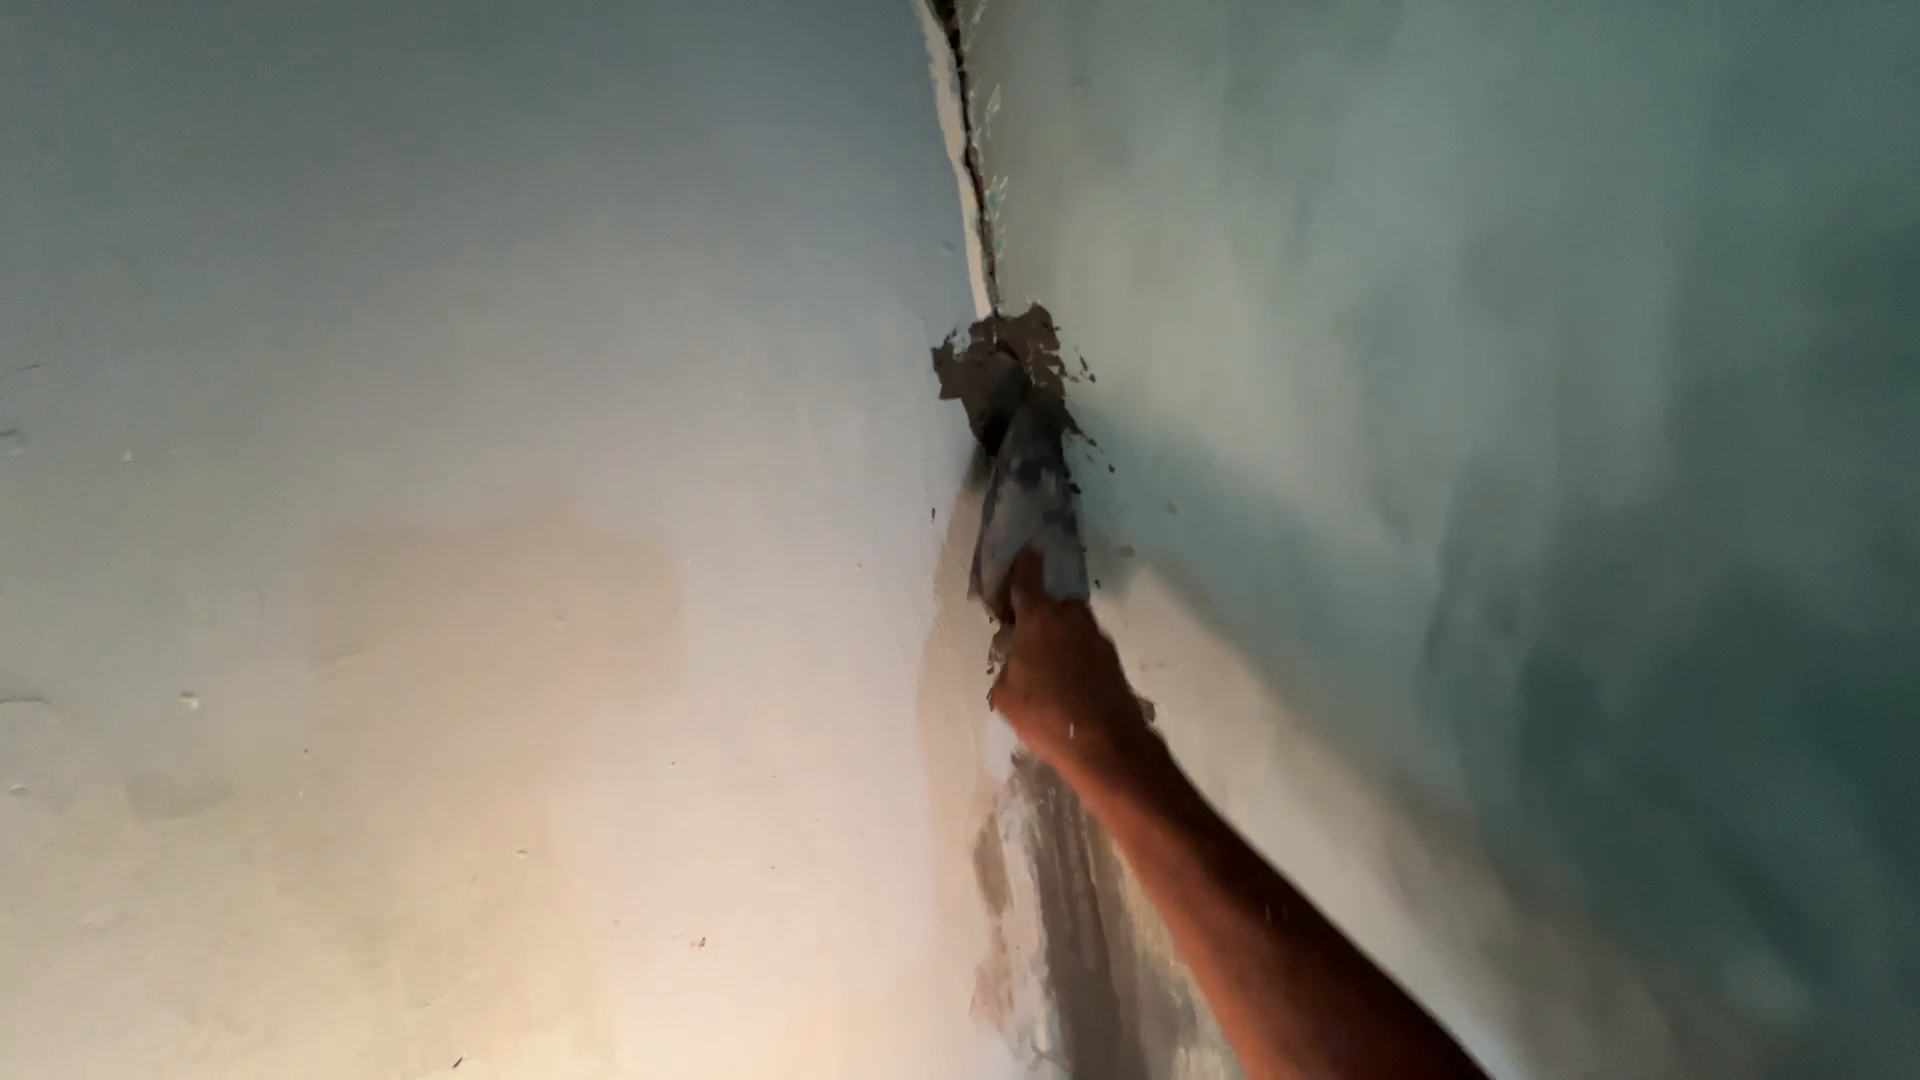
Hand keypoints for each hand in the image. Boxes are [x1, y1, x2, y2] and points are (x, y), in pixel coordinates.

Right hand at [987, 549, 1152, 770]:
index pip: (1028, 580)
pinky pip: (1087, 651)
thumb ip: (1008, 664)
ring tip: (1051, 676)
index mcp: (1039, 618)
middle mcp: (1071, 618)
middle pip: (1053, 608)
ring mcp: (1097, 637)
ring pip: (1073, 630)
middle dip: (1043, 619)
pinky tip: (1071, 689)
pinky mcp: (1114, 660)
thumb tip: (1016, 658)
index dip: (1025, 565)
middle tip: (1030, 645)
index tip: (1028, 550)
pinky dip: (1078, 661)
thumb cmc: (1044, 713)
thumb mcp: (1005, 692)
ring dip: (1062, 642)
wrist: (1104, 743)